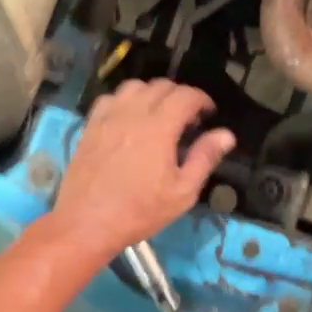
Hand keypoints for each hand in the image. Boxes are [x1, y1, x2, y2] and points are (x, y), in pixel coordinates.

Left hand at [50, 79, 234, 257]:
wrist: (85, 225)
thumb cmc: (139, 211)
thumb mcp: (182, 192)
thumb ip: (205, 158)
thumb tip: (226, 135)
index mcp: (159, 127)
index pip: (186, 95)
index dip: (202, 100)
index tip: (208, 115)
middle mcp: (133, 114)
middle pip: (162, 86)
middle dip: (180, 96)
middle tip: (187, 119)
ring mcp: (109, 118)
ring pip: (135, 86)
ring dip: (152, 94)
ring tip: (158, 114)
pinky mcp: (90, 126)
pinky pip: (110, 98)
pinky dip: (125, 100)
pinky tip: (129, 118)